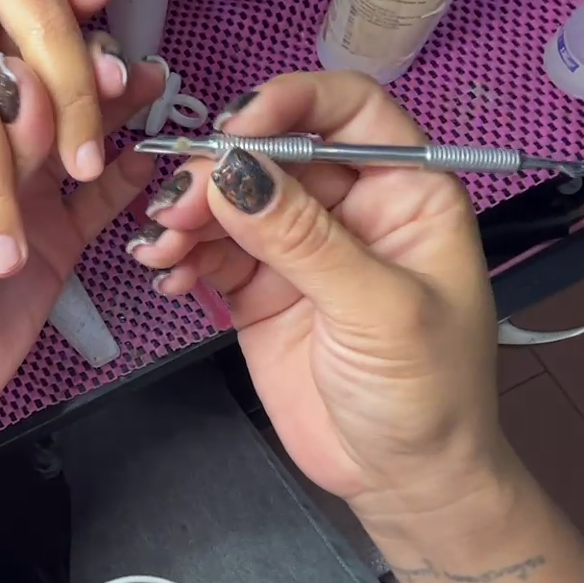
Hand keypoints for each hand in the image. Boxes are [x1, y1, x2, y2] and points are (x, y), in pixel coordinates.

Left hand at [0, 54, 165, 424]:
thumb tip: (29, 74)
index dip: (31, 23)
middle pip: (39, 87)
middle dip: (79, 53)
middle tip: (116, 34)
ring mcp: (23, 194)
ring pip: (76, 133)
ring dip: (111, 105)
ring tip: (147, 78)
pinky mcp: (56, 237)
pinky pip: (101, 199)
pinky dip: (128, 176)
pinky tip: (152, 152)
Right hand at [129, 72, 509, 525]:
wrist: (397, 477)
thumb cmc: (425, 391)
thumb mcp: (376, 310)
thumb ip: (304, 239)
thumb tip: (232, 173)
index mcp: (403, 192)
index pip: (347, 112)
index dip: (288, 105)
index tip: (230, 134)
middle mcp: (345, 208)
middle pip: (269, 157)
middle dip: (215, 176)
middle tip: (173, 210)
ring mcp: (295, 249)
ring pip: (229, 204)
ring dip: (185, 219)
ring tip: (158, 251)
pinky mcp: (255, 289)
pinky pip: (209, 254)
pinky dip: (180, 259)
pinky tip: (166, 276)